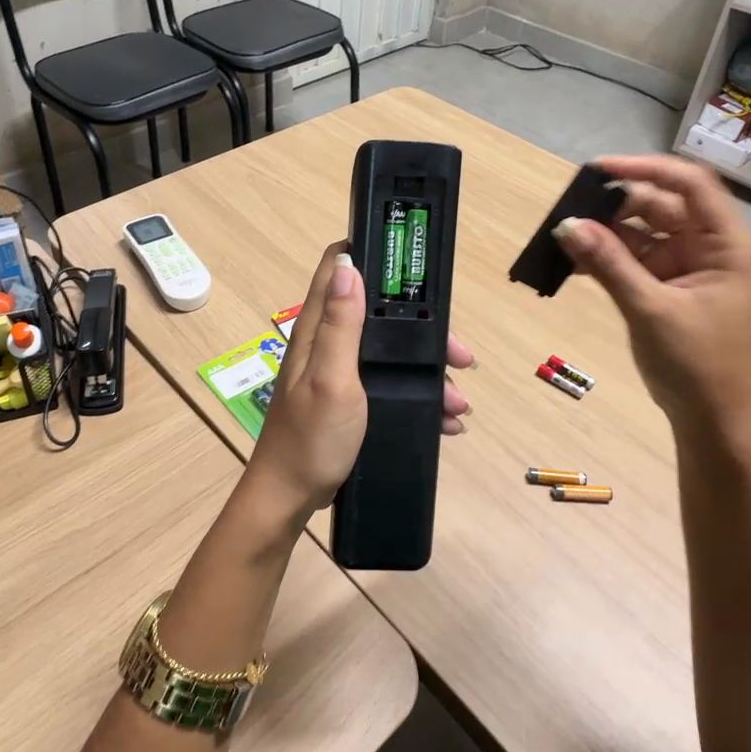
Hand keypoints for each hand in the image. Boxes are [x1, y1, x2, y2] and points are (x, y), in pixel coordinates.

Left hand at [247, 242, 474, 513]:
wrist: (291, 498)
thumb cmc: (312, 438)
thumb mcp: (331, 378)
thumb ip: (340, 325)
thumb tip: (348, 264)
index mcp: (317, 329)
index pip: (336, 268)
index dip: (370, 253)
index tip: (413, 262)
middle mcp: (327, 342)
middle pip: (381, 314)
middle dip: (424, 329)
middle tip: (459, 355)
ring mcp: (339, 372)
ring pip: (392, 354)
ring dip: (429, 371)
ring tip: (458, 402)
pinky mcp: (350, 400)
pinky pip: (392, 386)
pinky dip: (419, 397)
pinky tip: (444, 420)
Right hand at [551, 156, 750, 435]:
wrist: (711, 419)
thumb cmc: (697, 363)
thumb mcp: (650, 309)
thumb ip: (609, 264)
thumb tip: (567, 225)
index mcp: (723, 244)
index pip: (690, 185)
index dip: (645, 168)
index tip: (599, 170)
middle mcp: (706, 247)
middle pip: (659, 205)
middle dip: (615, 205)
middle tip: (571, 210)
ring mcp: (684, 267)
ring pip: (640, 232)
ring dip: (604, 233)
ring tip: (564, 237)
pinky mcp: (664, 287)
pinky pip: (631, 259)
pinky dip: (605, 257)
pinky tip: (573, 262)